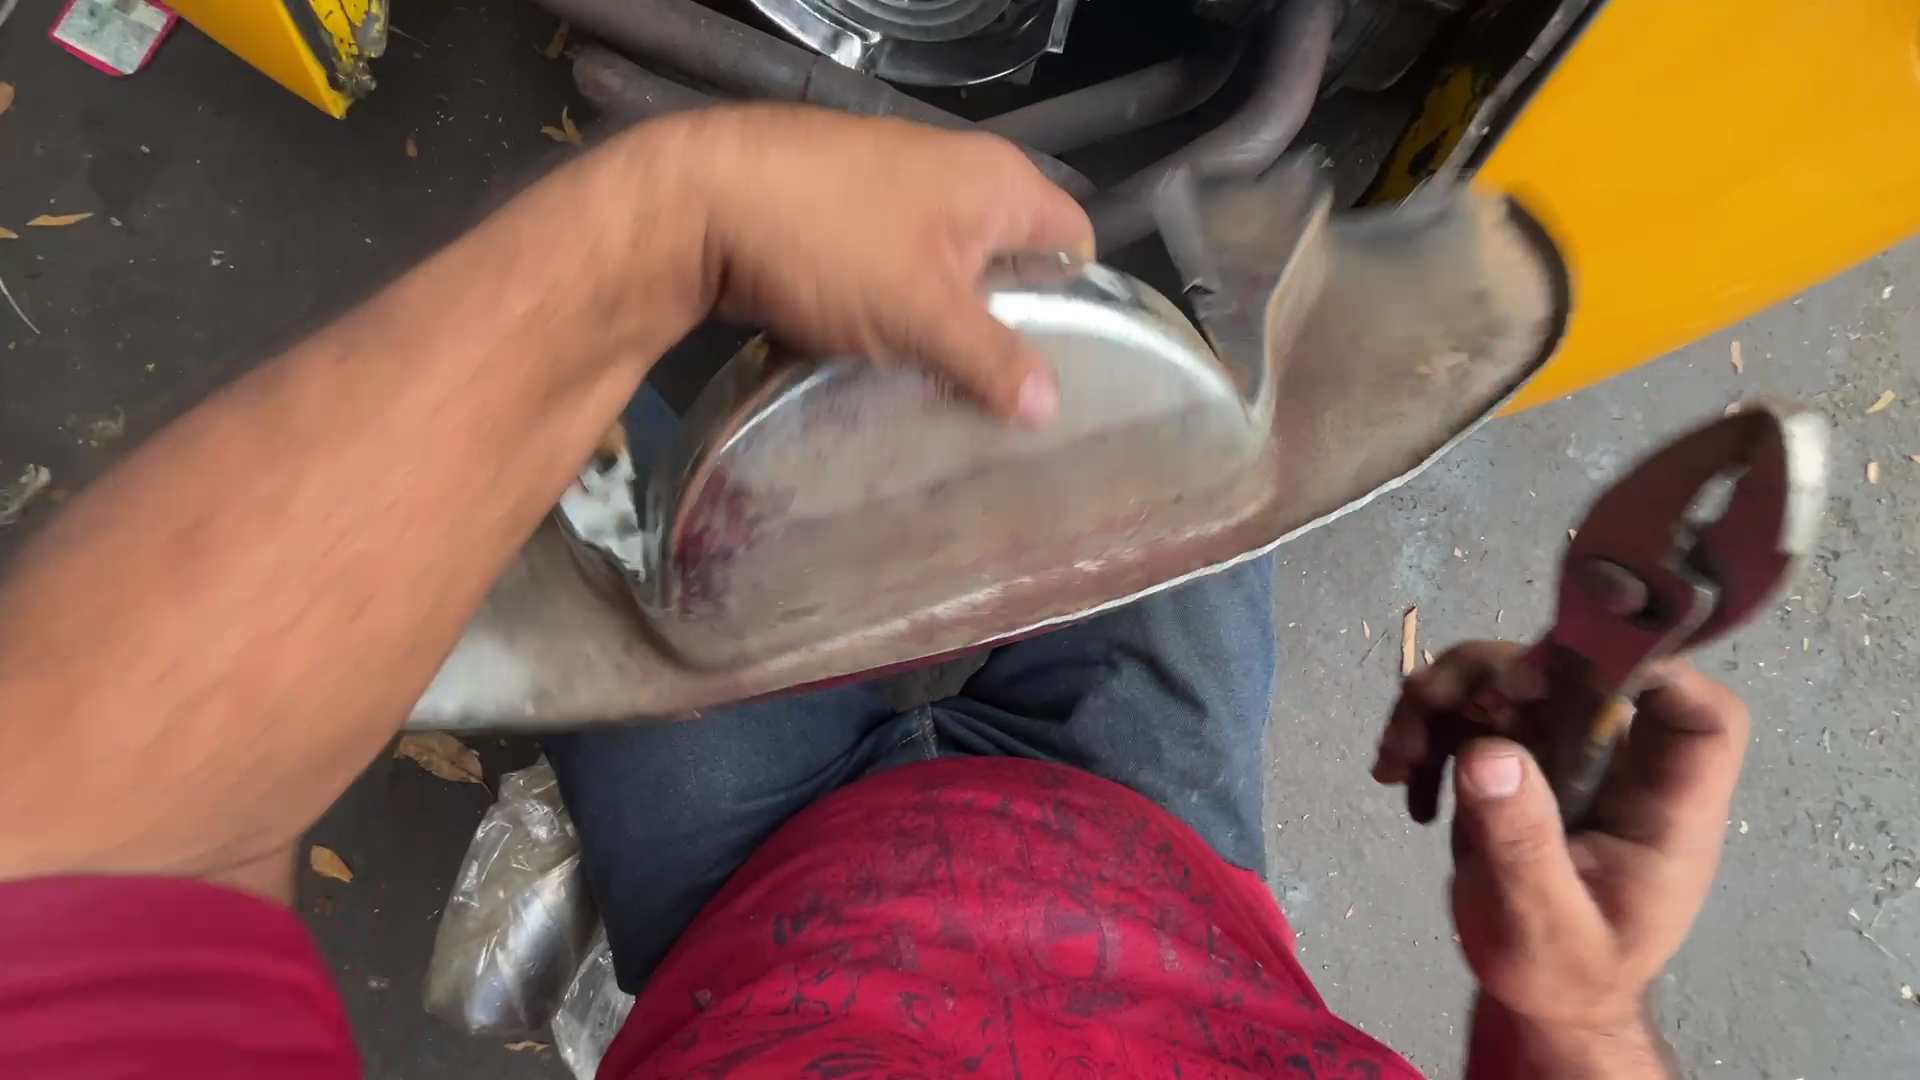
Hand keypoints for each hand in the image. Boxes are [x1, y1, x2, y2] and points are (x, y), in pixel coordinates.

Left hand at [618, 106, 1092, 423]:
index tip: (1071, 367)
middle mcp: (958, 185)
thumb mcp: (924, 311)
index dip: (1080, 301)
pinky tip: (902, 374)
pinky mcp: (856, 233)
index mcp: (997, 184)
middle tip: (1013, 402)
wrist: (700, 207)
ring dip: (955, 338)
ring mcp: (902, 206)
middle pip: (1014, 270)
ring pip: (954, 285)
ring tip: (960, 400)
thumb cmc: (832, 243)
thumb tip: (1050, 408)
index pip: (1073, 241)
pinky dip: (908, 327)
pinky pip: (904, 288)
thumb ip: (991, 359)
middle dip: (1015, 333)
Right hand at [1374, 643, 1749, 1069]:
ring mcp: (1554, 755)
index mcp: (1660, 808)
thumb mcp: (1540, 920)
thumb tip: (1487, 750)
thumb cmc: (1560, 968)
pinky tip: (1398, 779)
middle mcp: (1610, 765)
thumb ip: (1520, 840)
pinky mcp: (1503, 757)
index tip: (1545, 672)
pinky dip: (1416, 731)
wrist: (1530, 983)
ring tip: (1396, 758)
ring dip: (1433, 702)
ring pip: (1498, 680)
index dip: (1644, 673)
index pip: (1695, 718)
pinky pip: (1457, 712)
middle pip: (1566, 673)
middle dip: (1488, 672)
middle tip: (1429, 700)